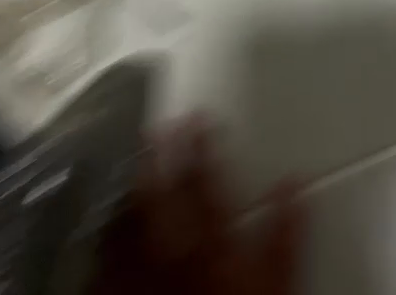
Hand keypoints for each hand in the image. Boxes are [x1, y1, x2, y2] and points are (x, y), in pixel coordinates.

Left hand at [89, 117, 305, 294]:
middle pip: (159, 192)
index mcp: (208, 236)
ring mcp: (139, 273)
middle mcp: (169, 249)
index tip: (198, 117)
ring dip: (132, 191)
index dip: (200, 142)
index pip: (203, 177)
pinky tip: (109, 229)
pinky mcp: (116, 293)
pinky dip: (109, 236)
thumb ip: (282, 229)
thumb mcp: (275, 276)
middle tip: (157, 127)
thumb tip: (290, 184)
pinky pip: (104, 258)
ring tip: (134, 168)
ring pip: (128, 221)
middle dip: (158, 155)